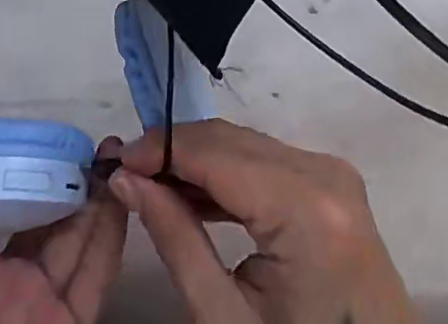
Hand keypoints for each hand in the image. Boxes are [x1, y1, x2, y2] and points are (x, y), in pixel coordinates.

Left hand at [0, 140, 129, 323]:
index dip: (13, 168)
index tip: (36, 130)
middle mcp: (4, 282)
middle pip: (42, 217)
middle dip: (64, 177)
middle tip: (88, 137)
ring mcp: (39, 305)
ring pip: (75, 239)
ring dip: (95, 196)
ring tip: (114, 152)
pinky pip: (95, 278)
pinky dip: (111, 237)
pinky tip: (123, 197)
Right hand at [108, 120, 414, 323]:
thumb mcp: (227, 319)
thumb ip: (175, 239)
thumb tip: (125, 179)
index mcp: (306, 208)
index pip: (216, 153)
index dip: (160, 149)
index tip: (114, 161)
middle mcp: (324, 173)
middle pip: (230, 141)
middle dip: (173, 151)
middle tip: (126, 173)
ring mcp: (333, 174)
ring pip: (245, 145)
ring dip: (196, 159)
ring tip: (150, 183)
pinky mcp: (332, 182)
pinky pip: (266, 161)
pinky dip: (226, 172)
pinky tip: (191, 193)